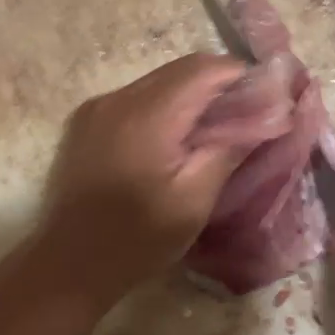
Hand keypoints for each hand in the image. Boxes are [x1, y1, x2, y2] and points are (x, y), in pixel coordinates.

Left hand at [39, 54, 253, 301]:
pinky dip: (163, 105)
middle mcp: (120, 98)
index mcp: (148, 114)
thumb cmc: (137, 238)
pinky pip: (135, 97)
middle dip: (218, 83)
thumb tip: (263, 116)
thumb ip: (229, 149)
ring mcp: (98, 107)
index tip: (267, 96)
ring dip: (190, 93)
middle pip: (181, 69)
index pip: (204, 68)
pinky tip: (174, 138)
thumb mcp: (194, 199)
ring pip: (158, 81)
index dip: (240, 75)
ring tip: (215, 126)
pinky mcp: (86, 121)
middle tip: (248, 112)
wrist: (67, 266)